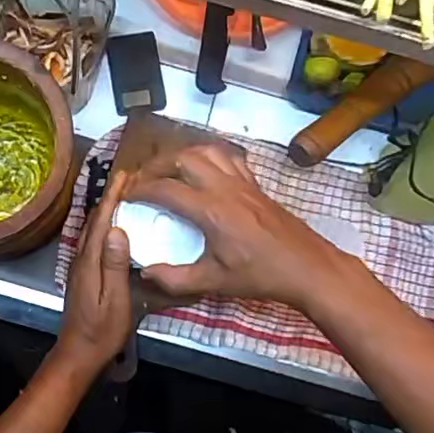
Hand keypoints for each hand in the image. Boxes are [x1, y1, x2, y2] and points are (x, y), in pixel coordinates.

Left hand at [53, 169, 136, 373]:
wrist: (79, 353)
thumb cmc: (101, 330)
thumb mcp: (115, 299)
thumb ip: (115, 265)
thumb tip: (117, 228)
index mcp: (90, 261)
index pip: (102, 221)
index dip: (113, 196)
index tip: (126, 174)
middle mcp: (81, 258)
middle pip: (95, 220)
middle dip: (110, 196)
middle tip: (129, 178)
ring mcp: (80, 266)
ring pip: (93, 229)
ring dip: (106, 209)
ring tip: (123, 195)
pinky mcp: (84, 274)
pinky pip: (94, 240)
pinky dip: (104, 225)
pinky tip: (115, 227)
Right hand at [127, 143, 352, 308]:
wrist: (307, 267)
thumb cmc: (261, 275)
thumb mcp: (214, 281)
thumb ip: (175, 278)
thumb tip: (146, 272)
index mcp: (211, 210)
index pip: (165, 189)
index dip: (140, 189)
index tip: (126, 196)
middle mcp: (225, 188)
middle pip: (183, 158)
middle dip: (157, 165)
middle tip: (144, 180)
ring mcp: (243, 183)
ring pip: (207, 150)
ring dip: (183, 155)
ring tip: (170, 170)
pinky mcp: (256, 185)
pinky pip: (229, 158)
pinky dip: (210, 156)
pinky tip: (205, 170)